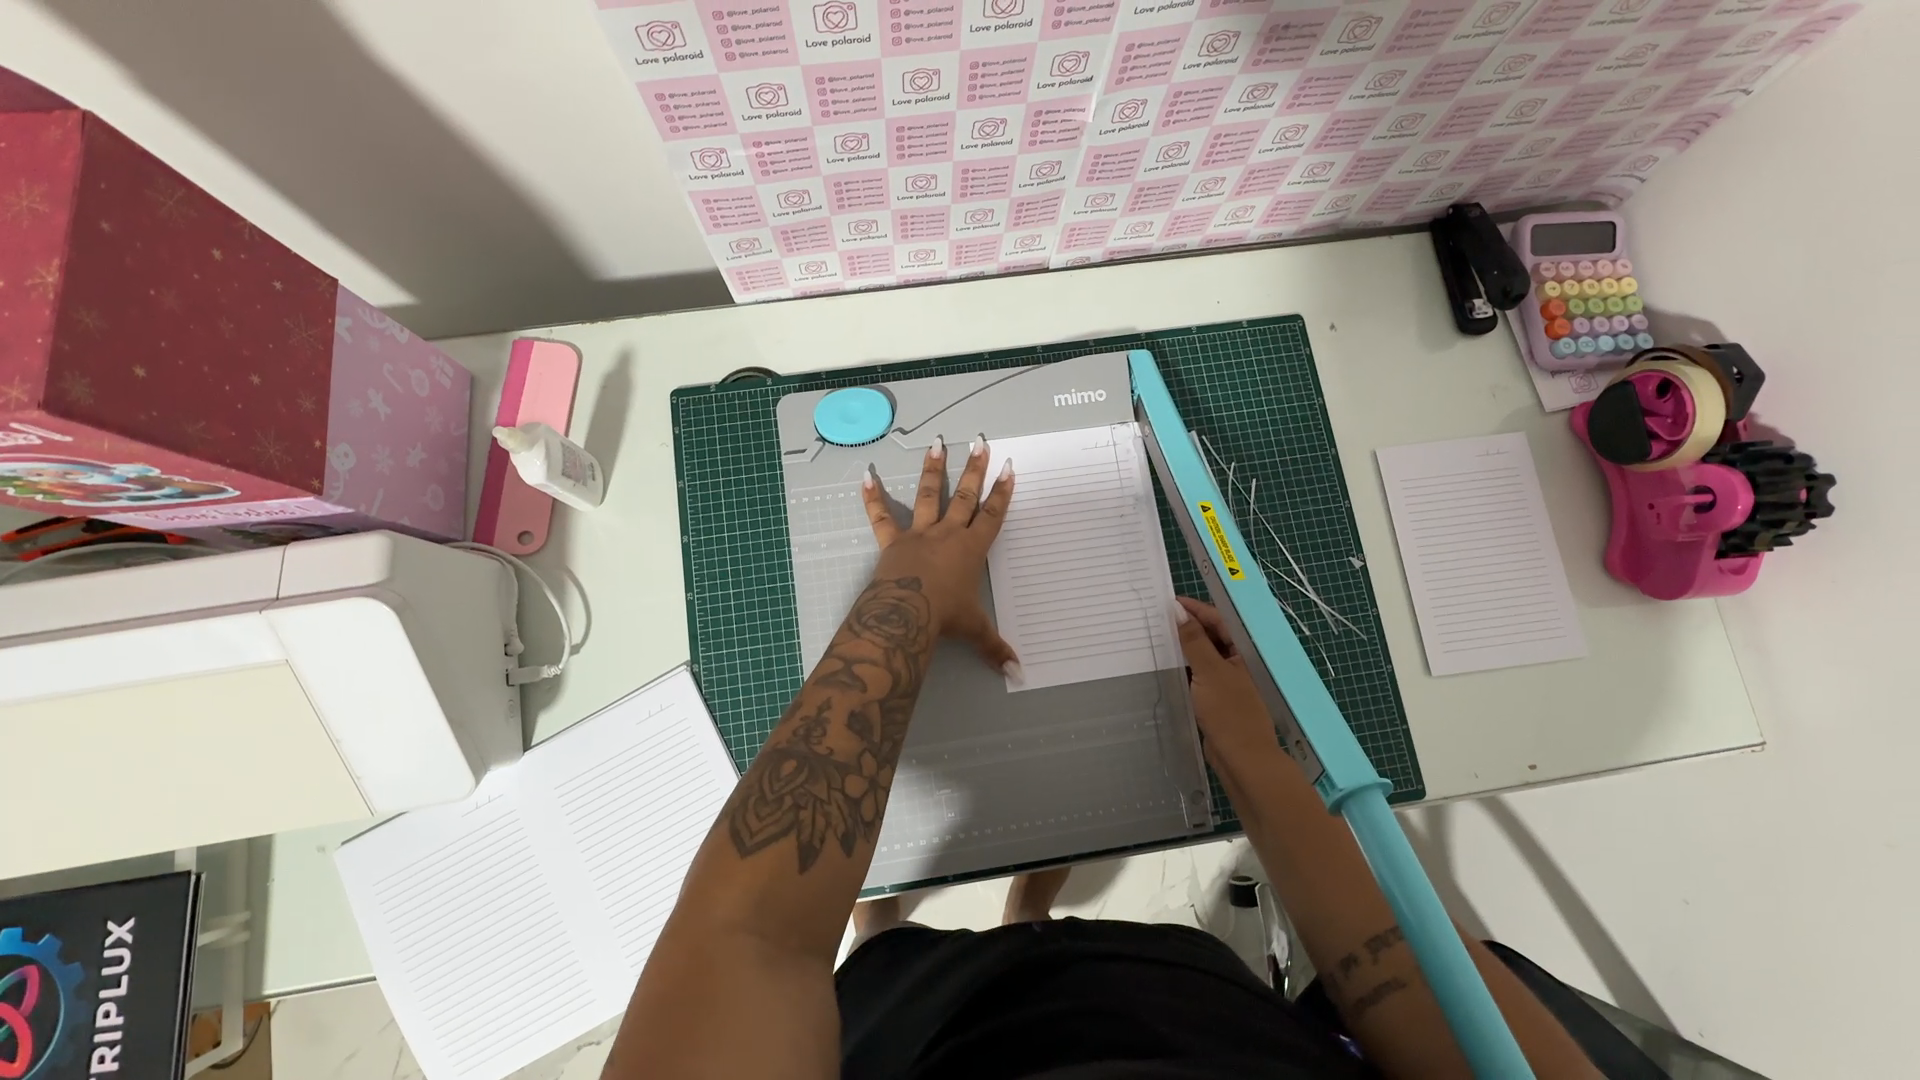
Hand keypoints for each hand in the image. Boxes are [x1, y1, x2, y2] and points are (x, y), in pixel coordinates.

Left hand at [861, 437, 1017, 674]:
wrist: (907, 615)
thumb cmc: (945, 618)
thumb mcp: (975, 632)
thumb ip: (996, 649)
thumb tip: (1018, 672)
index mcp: (972, 549)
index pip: (993, 515)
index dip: (1003, 492)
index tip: (1009, 467)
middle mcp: (948, 534)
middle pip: (965, 496)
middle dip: (975, 469)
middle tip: (980, 442)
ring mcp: (919, 535)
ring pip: (929, 495)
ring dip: (934, 469)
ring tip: (937, 444)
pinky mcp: (892, 543)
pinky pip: (881, 517)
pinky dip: (873, 497)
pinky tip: (865, 475)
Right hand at [1174, 596, 1284, 775]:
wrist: (1243, 759)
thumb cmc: (1230, 712)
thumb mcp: (1209, 671)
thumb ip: (1194, 641)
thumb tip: (1179, 613)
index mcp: (1243, 651)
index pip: (1218, 619)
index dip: (1194, 609)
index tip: (1168, 602)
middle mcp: (1236, 661)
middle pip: (1210, 635)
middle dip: (1186, 626)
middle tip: (1157, 619)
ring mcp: (1226, 680)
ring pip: (1202, 655)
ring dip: (1183, 647)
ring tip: (1156, 638)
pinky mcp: (1216, 697)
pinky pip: (1198, 674)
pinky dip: (1184, 668)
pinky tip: (1165, 665)